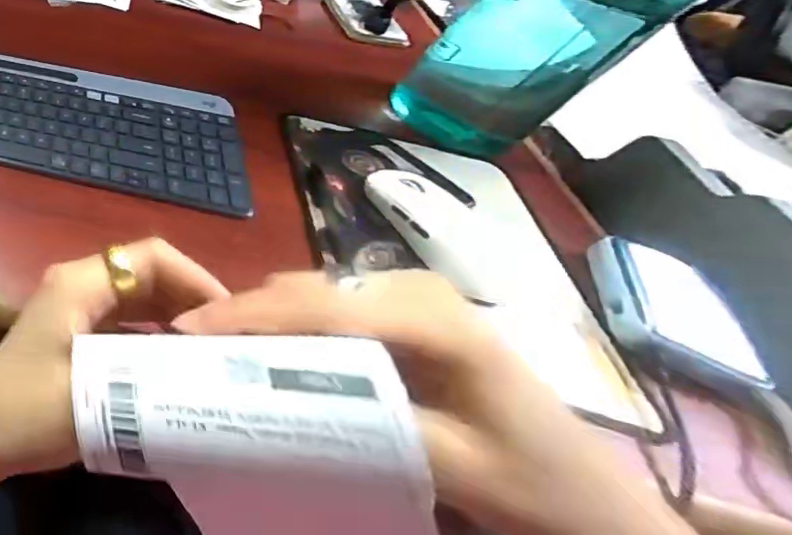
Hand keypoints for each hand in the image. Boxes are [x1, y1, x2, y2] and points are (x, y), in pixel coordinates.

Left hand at [0, 239, 228, 534]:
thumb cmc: (29, 409)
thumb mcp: (97, 389)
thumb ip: (153, 364)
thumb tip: (213, 353)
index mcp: (78, 282)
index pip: (149, 256)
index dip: (195, 276)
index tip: (232, 318)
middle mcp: (78, 284)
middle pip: (146, 274)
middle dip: (192, 298)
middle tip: (236, 342)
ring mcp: (75, 308)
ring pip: (138, 298)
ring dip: (177, 318)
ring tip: (221, 355)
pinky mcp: (75, 333)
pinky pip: (126, 322)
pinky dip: (157, 336)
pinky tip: (184, 366)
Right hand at [183, 270, 688, 534]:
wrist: (605, 505)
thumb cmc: (538, 487)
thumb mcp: (460, 468)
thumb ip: (367, 424)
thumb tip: (272, 393)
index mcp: (430, 315)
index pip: (317, 305)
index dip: (247, 315)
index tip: (187, 330)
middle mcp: (408, 286)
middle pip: (303, 290)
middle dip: (241, 313)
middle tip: (186, 341)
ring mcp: (402, 293)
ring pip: (306, 293)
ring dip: (258, 318)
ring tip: (211, 344)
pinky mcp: (395, 309)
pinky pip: (322, 306)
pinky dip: (284, 324)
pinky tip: (261, 348)